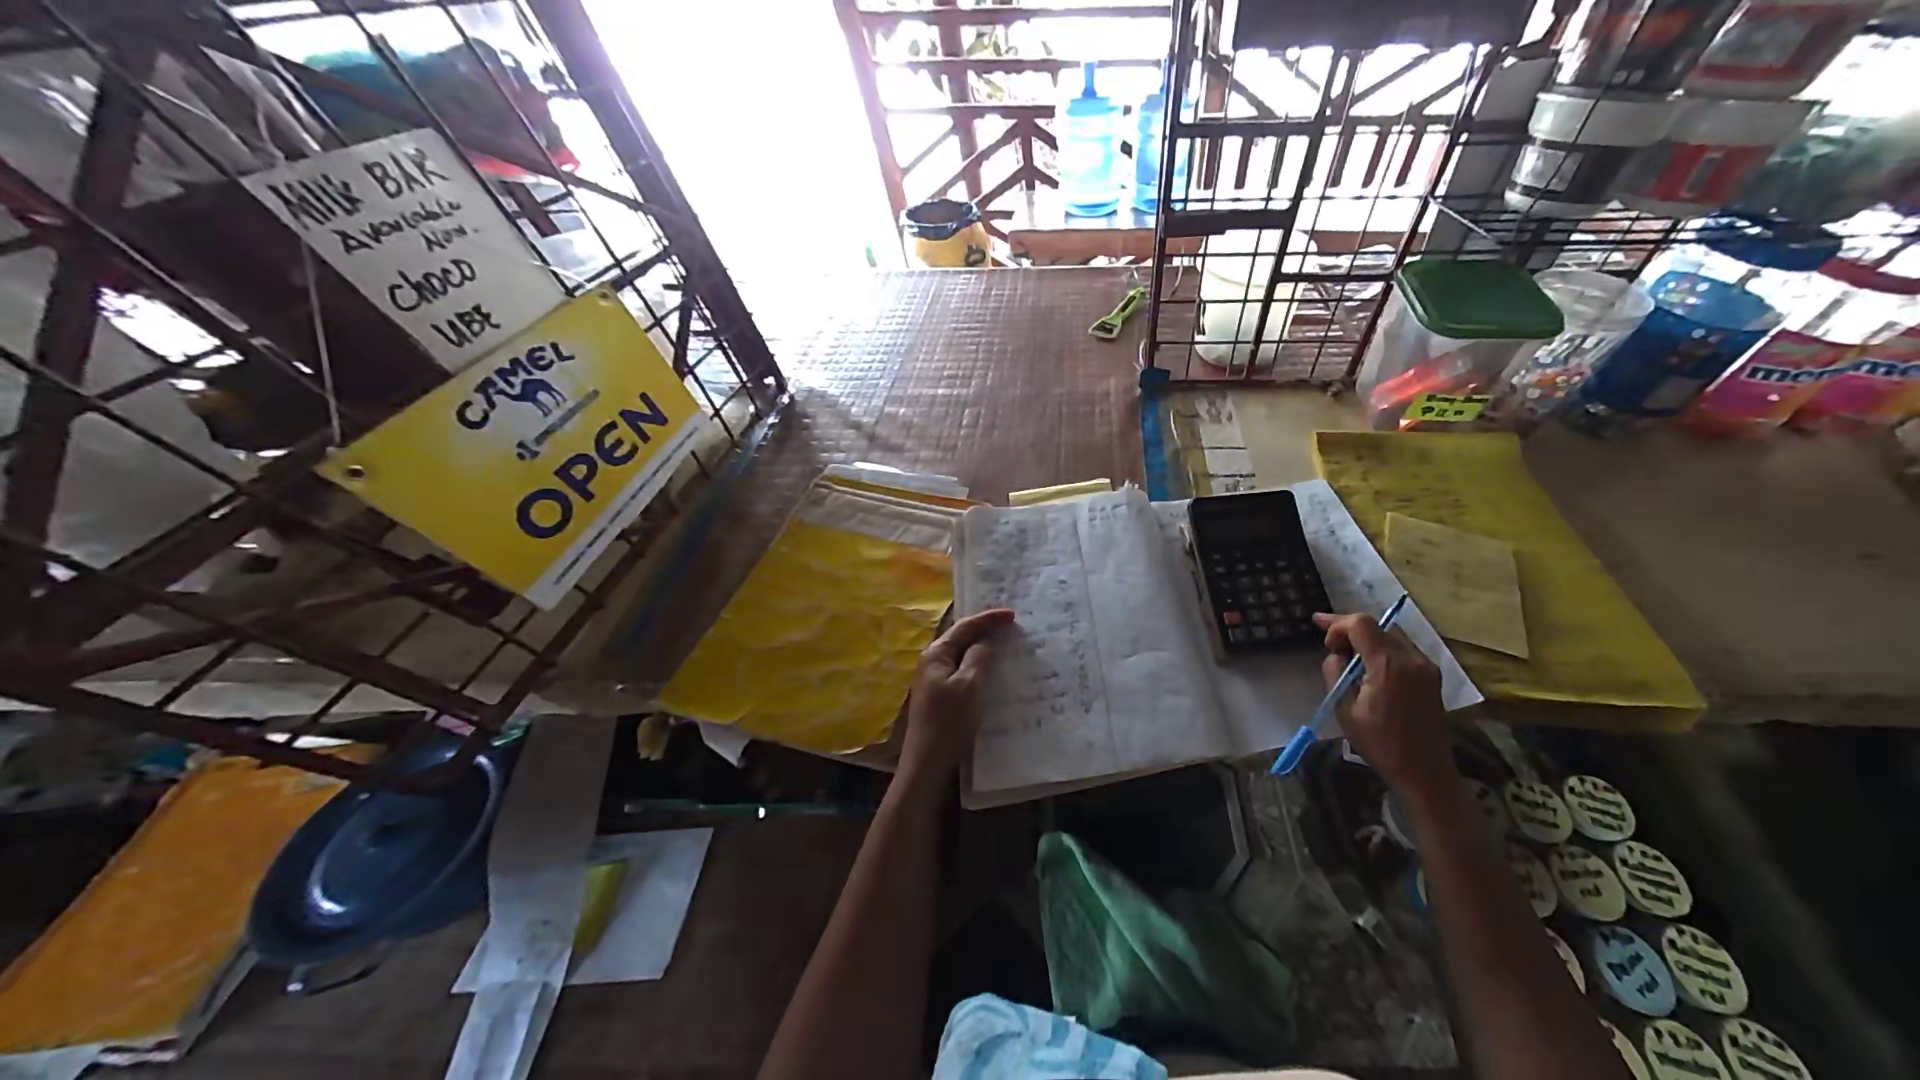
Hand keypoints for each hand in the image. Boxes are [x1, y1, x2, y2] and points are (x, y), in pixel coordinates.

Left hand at [898, 608, 1015, 785]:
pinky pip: (963, 673)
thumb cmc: (949, 721)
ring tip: (1005, 644)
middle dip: (985, 630)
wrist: (928, 763)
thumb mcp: (969, 685)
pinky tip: (993, 672)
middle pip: (962, 638)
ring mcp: (935, 681)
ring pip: (963, 656)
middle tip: (1010, 625)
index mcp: (936, 654)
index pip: (965, 627)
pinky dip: (980, 667)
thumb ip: (979, 657)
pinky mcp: (941, 697)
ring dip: (983, 649)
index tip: (1012, 615)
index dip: (989, 619)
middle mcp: (932, 662)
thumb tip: (986, 639)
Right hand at [1312, 611, 1454, 794]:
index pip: (1360, 624)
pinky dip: (1382, 649)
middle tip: (1329, 645)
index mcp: (1389, 666)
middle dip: (1349, 629)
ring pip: (1391, 635)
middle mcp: (1412, 659)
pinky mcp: (1432, 676)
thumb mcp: (1344, 709)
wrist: (1425, 772)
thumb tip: (1336, 656)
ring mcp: (1426, 667)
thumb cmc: (1380, 744)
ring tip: (1347, 656)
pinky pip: (1403, 649)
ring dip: (1367, 638)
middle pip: (1377, 626)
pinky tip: (1368, 666)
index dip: (1336, 623)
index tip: (1320, 635)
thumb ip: (1335, 673)